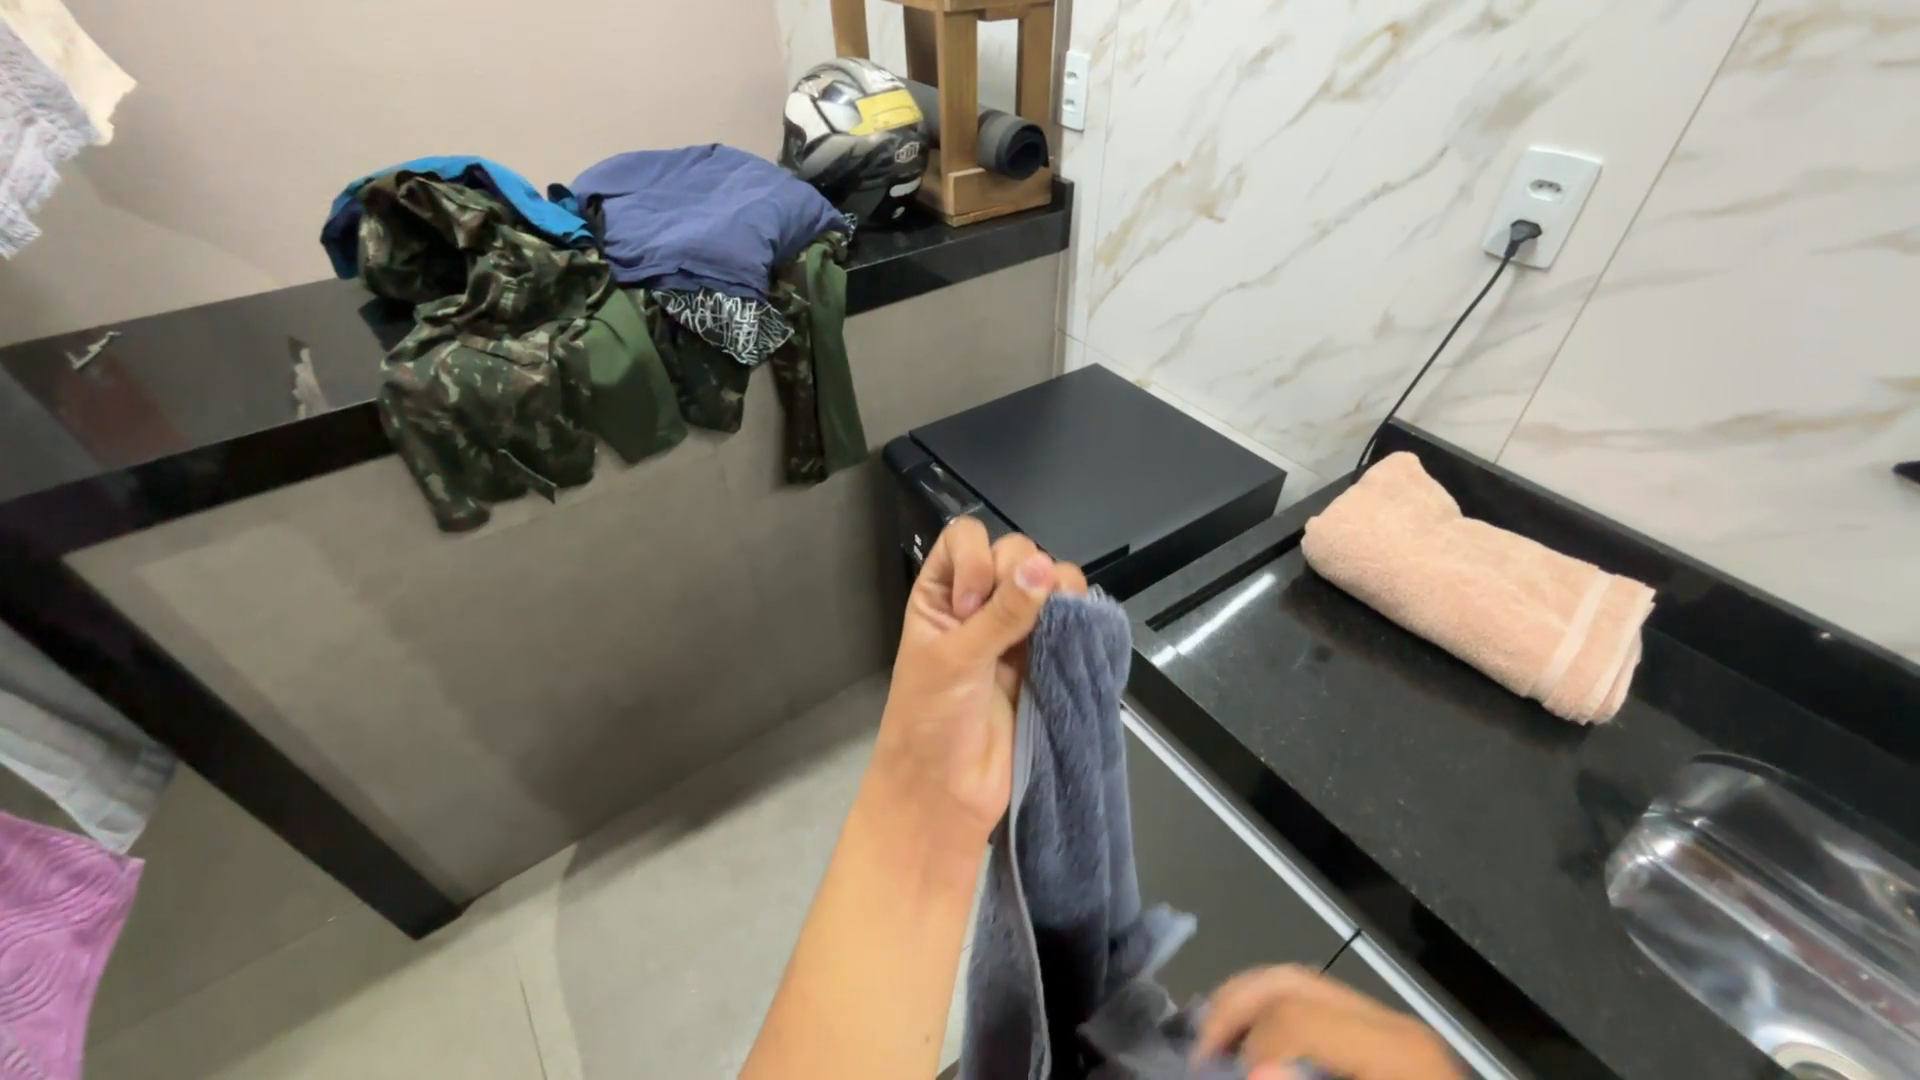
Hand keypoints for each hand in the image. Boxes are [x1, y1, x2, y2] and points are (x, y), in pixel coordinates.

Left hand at [869, 519, 1086, 840]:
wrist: (948, 793)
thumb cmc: (930, 723)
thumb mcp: (955, 662)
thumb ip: (1001, 614)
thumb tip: (1044, 566)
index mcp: (939, 595)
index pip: (965, 539)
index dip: (976, 561)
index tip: (972, 609)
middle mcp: (978, 604)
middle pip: (1013, 552)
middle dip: (1018, 574)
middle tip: (1005, 628)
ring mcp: (1014, 631)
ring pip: (1047, 580)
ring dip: (1057, 588)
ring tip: (1053, 619)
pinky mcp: (1045, 658)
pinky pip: (1069, 619)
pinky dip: (1077, 615)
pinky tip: (1074, 627)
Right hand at [1197, 966, 1462, 1079]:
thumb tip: (1258, 1068)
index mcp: (1397, 1054)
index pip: (1296, 1016)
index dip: (1248, 1046)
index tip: (1214, 1078)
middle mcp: (1395, 1028)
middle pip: (1292, 984)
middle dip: (1234, 1007)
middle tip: (1198, 1052)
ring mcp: (1395, 1033)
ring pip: (1300, 986)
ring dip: (1249, 1009)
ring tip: (1215, 1046)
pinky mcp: (1392, 1048)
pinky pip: (1319, 1010)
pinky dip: (1276, 1020)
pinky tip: (1255, 1051)